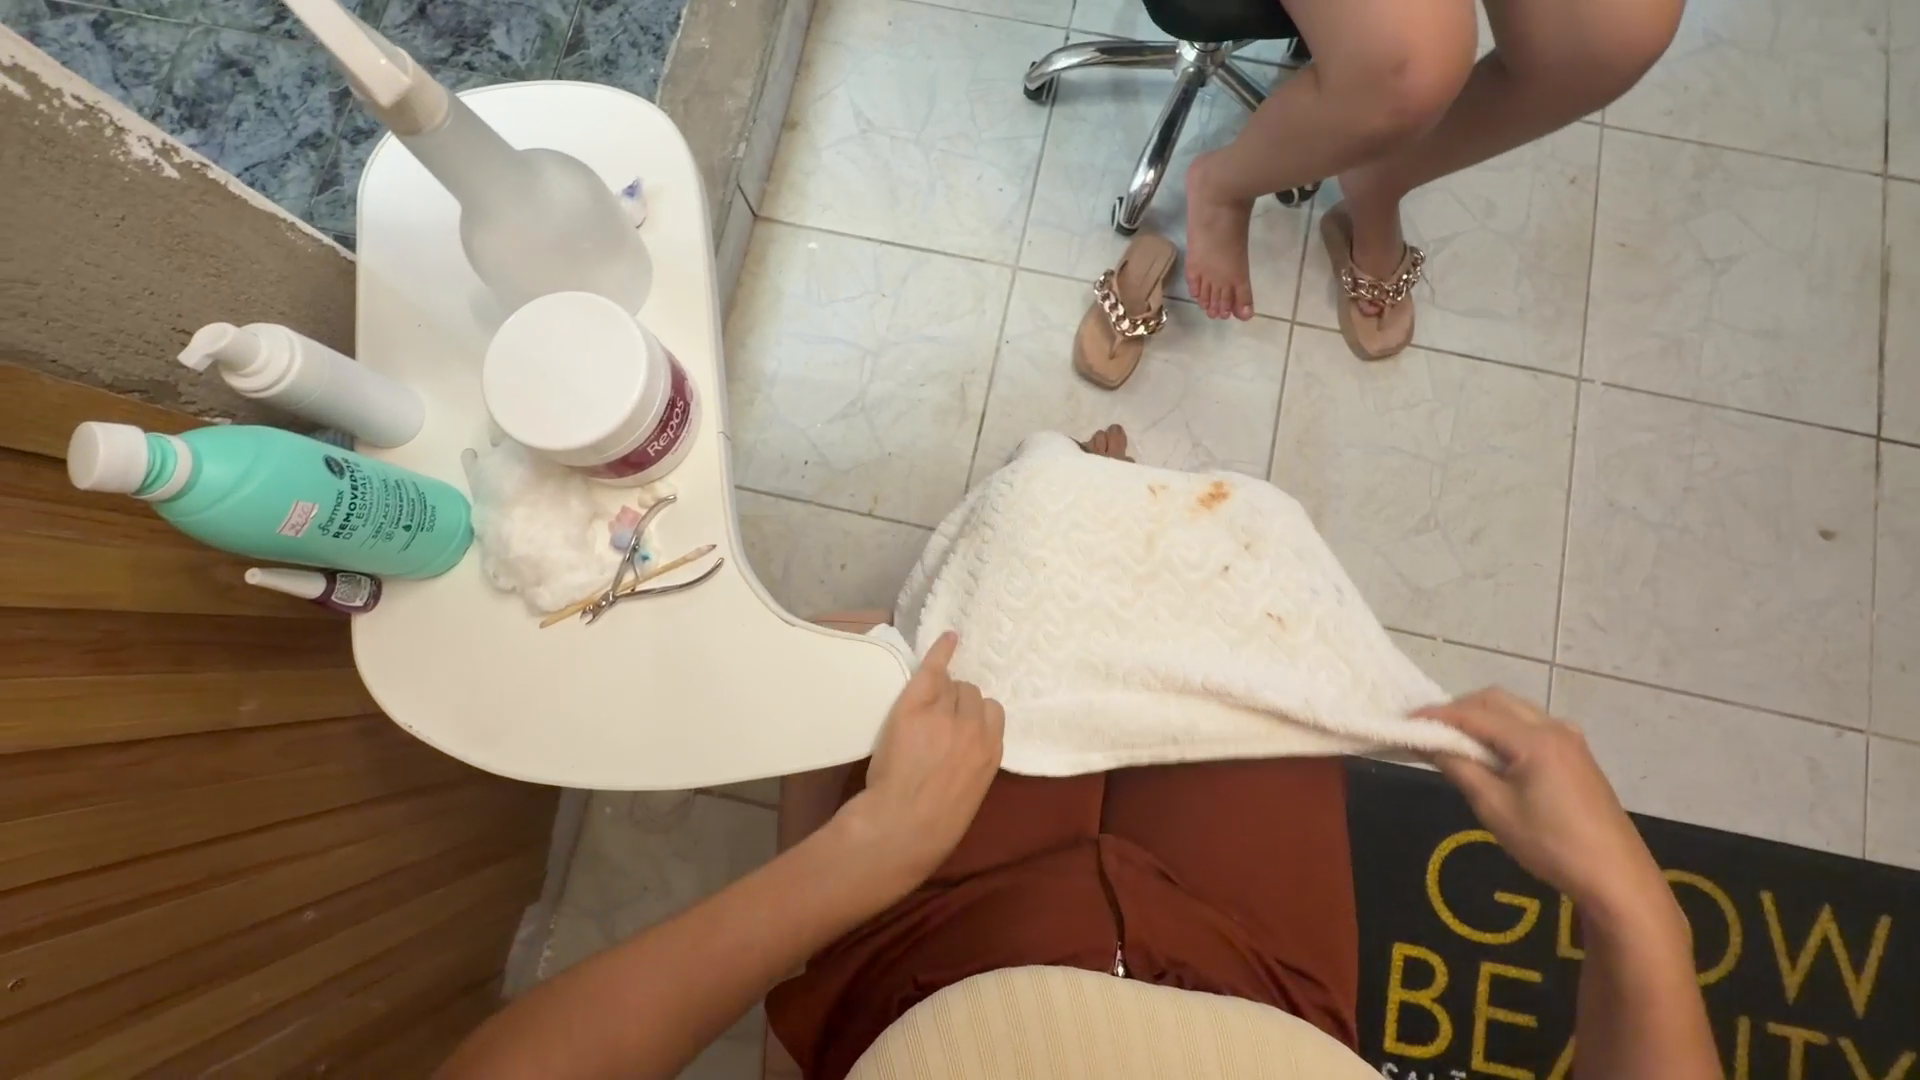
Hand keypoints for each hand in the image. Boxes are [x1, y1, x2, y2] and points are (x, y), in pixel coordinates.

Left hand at [837, 632, 1004, 884]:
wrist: (900, 827)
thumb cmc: (934, 826)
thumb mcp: (970, 795)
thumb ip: (975, 764)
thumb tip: (966, 751)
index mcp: (992, 752)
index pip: (993, 713)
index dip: (974, 717)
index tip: (962, 726)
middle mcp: (974, 728)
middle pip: (972, 695)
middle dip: (958, 704)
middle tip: (936, 722)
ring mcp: (945, 714)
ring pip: (953, 685)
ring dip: (943, 691)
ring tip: (924, 708)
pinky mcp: (915, 706)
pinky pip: (933, 669)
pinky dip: (941, 651)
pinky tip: (949, 638)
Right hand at [1418, 689, 1664, 918]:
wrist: (1618, 880)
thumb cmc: (1551, 845)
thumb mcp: (1494, 807)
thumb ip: (1458, 766)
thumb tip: (1426, 742)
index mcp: (1535, 740)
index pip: (1472, 713)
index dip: (1435, 715)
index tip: (1403, 722)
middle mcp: (1554, 729)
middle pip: (1494, 700)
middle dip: (1457, 709)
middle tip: (1428, 730)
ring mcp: (1570, 741)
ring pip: (1513, 709)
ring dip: (1480, 716)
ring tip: (1453, 741)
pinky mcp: (1576, 756)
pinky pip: (1530, 724)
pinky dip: (1502, 727)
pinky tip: (1490, 752)